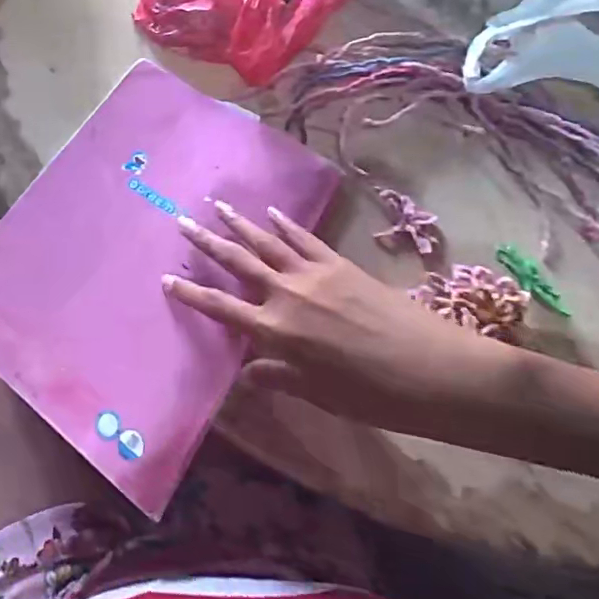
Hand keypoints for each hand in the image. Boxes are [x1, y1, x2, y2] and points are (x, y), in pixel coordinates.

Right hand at [166, 201, 533, 439]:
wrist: (433, 369)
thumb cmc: (373, 394)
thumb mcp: (319, 394)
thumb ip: (278, 376)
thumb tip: (245, 374)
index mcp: (276, 330)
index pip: (221, 308)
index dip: (191, 295)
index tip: (165, 279)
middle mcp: (288, 294)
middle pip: (238, 261)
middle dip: (207, 242)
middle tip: (182, 221)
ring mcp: (314, 273)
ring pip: (267, 241)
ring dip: (239, 223)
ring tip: (217, 205)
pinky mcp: (339, 263)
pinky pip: (303, 238)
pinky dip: (285, 224)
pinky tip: (270, 211)